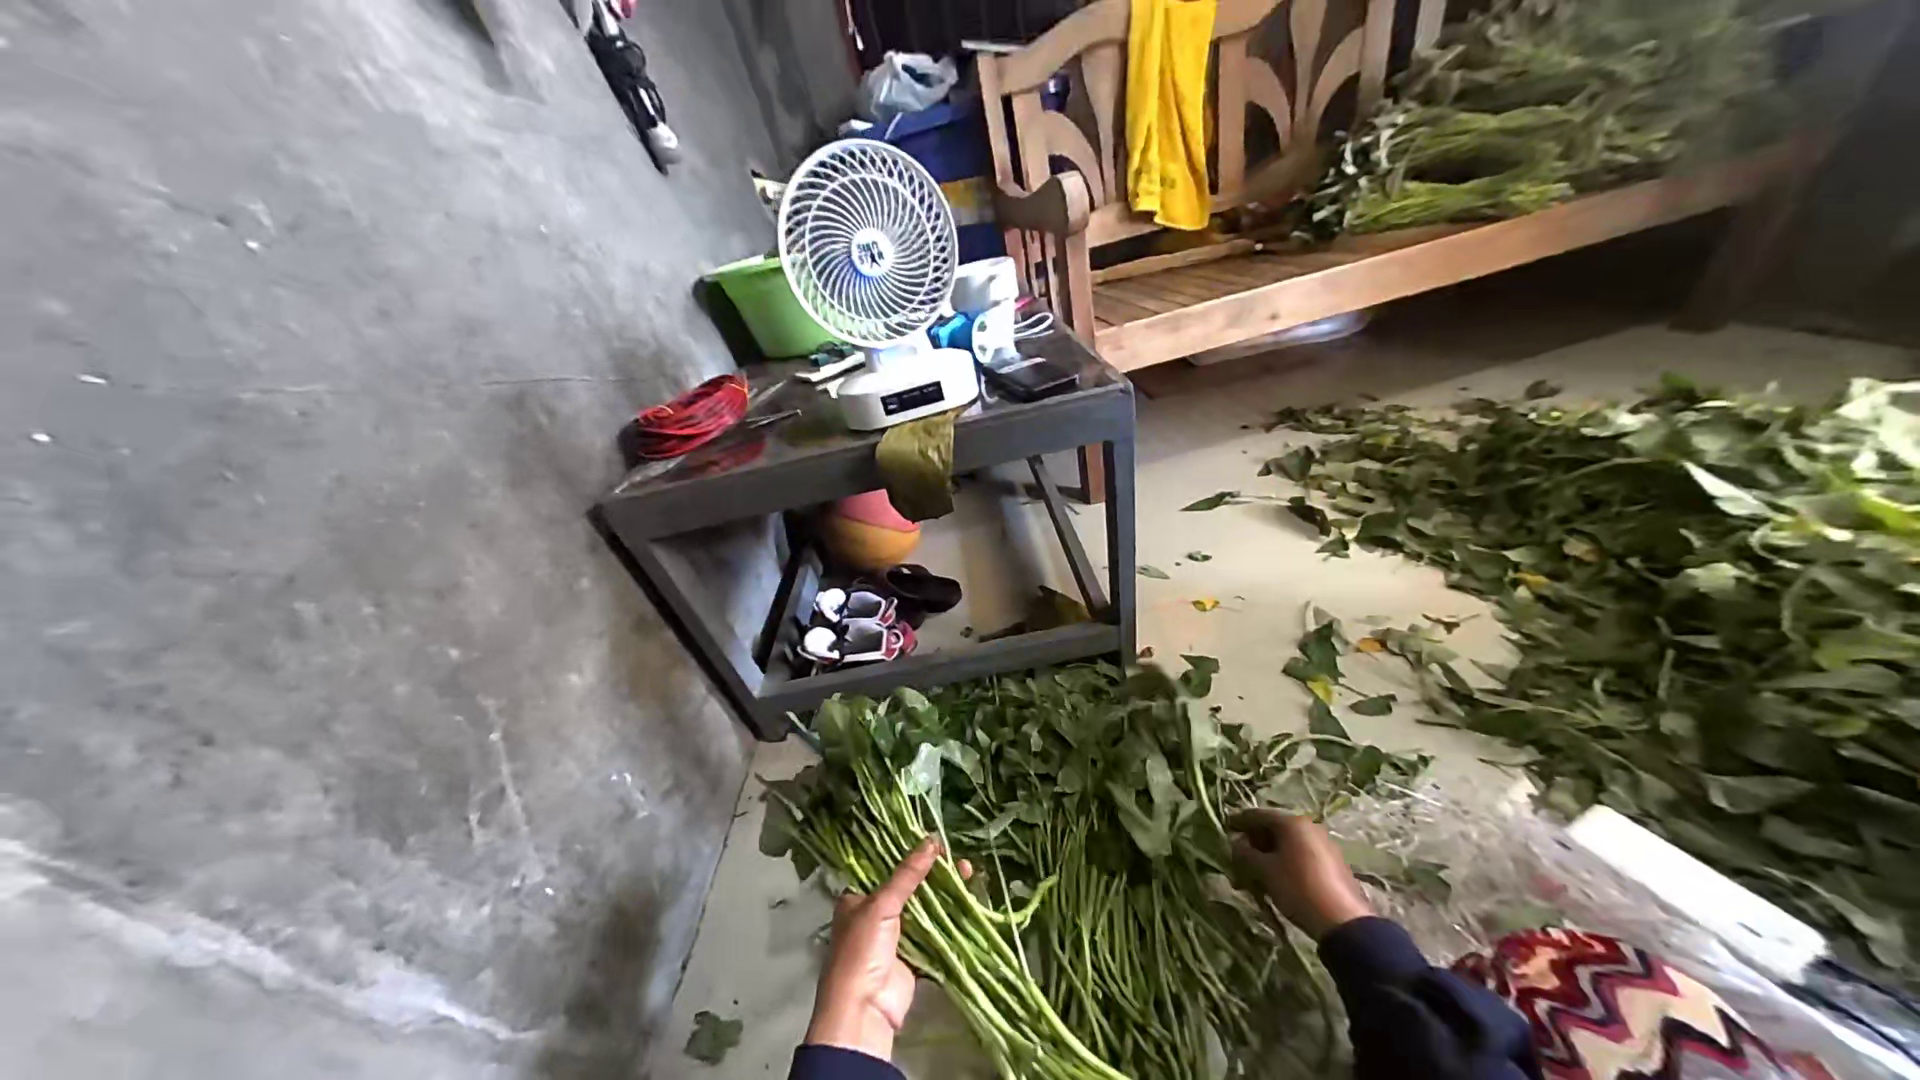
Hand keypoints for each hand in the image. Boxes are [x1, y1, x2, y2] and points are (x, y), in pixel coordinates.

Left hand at [805, 837, 967, 1061]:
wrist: (864, 1011)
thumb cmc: (863, 951)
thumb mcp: (882, 905)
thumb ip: (907, 874)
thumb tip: (932, 839)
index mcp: (857, 899)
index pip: (887, 868)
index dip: (911, 856)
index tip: (937, 844)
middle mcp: (874, 915)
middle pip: (909, 889)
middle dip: (934, 875)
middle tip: (959, 860)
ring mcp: (894, 938)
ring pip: (924, 910)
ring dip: (945, 895)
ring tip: (969, 874)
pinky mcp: (912, 958)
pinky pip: (934, 935)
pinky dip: (949, 922)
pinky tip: (968, 904)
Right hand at [1229, 809, 1372, 939]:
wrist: (1344, 922)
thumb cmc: (1298, 888)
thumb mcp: (1264, 871)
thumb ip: (1245, 854)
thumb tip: (1236, 845)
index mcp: (1292, 823)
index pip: (1256, 815)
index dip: (1238, 822)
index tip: (1224, 830)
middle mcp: (1308, 828)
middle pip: (1271, 830)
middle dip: (1252, 846)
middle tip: (1238, 863)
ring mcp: (1322, 846)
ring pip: (1285, 846)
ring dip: (1265, 859)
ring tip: (1253, 879)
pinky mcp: (1331, 865)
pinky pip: (1299, 857)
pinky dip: (1282, 865)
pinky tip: (1274, 882)